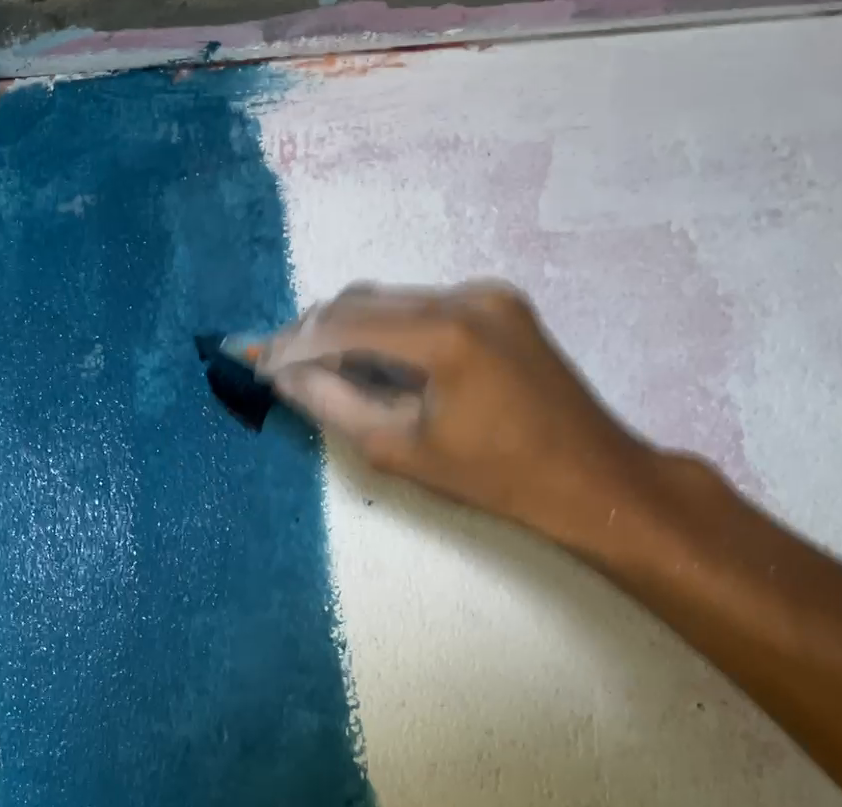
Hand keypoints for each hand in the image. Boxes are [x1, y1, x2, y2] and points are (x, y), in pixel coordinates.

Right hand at [256, 281, 658, 545]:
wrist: (591, 477)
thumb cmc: (492, 477)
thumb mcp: (396, 449)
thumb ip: (332, 403)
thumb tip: (282, 375)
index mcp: (446, 334)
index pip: (343, 324)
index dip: (290, 344)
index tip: (250, 362)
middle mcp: (467, 296)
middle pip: (362, 301)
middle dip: (310, 332)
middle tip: (272, 365)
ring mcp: (488, 295)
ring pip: (388, 301)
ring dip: (343, 330)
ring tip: (309, 367)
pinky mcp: (498, 304)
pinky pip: (417, 307)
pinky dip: (380, 330)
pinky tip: (363, 361)